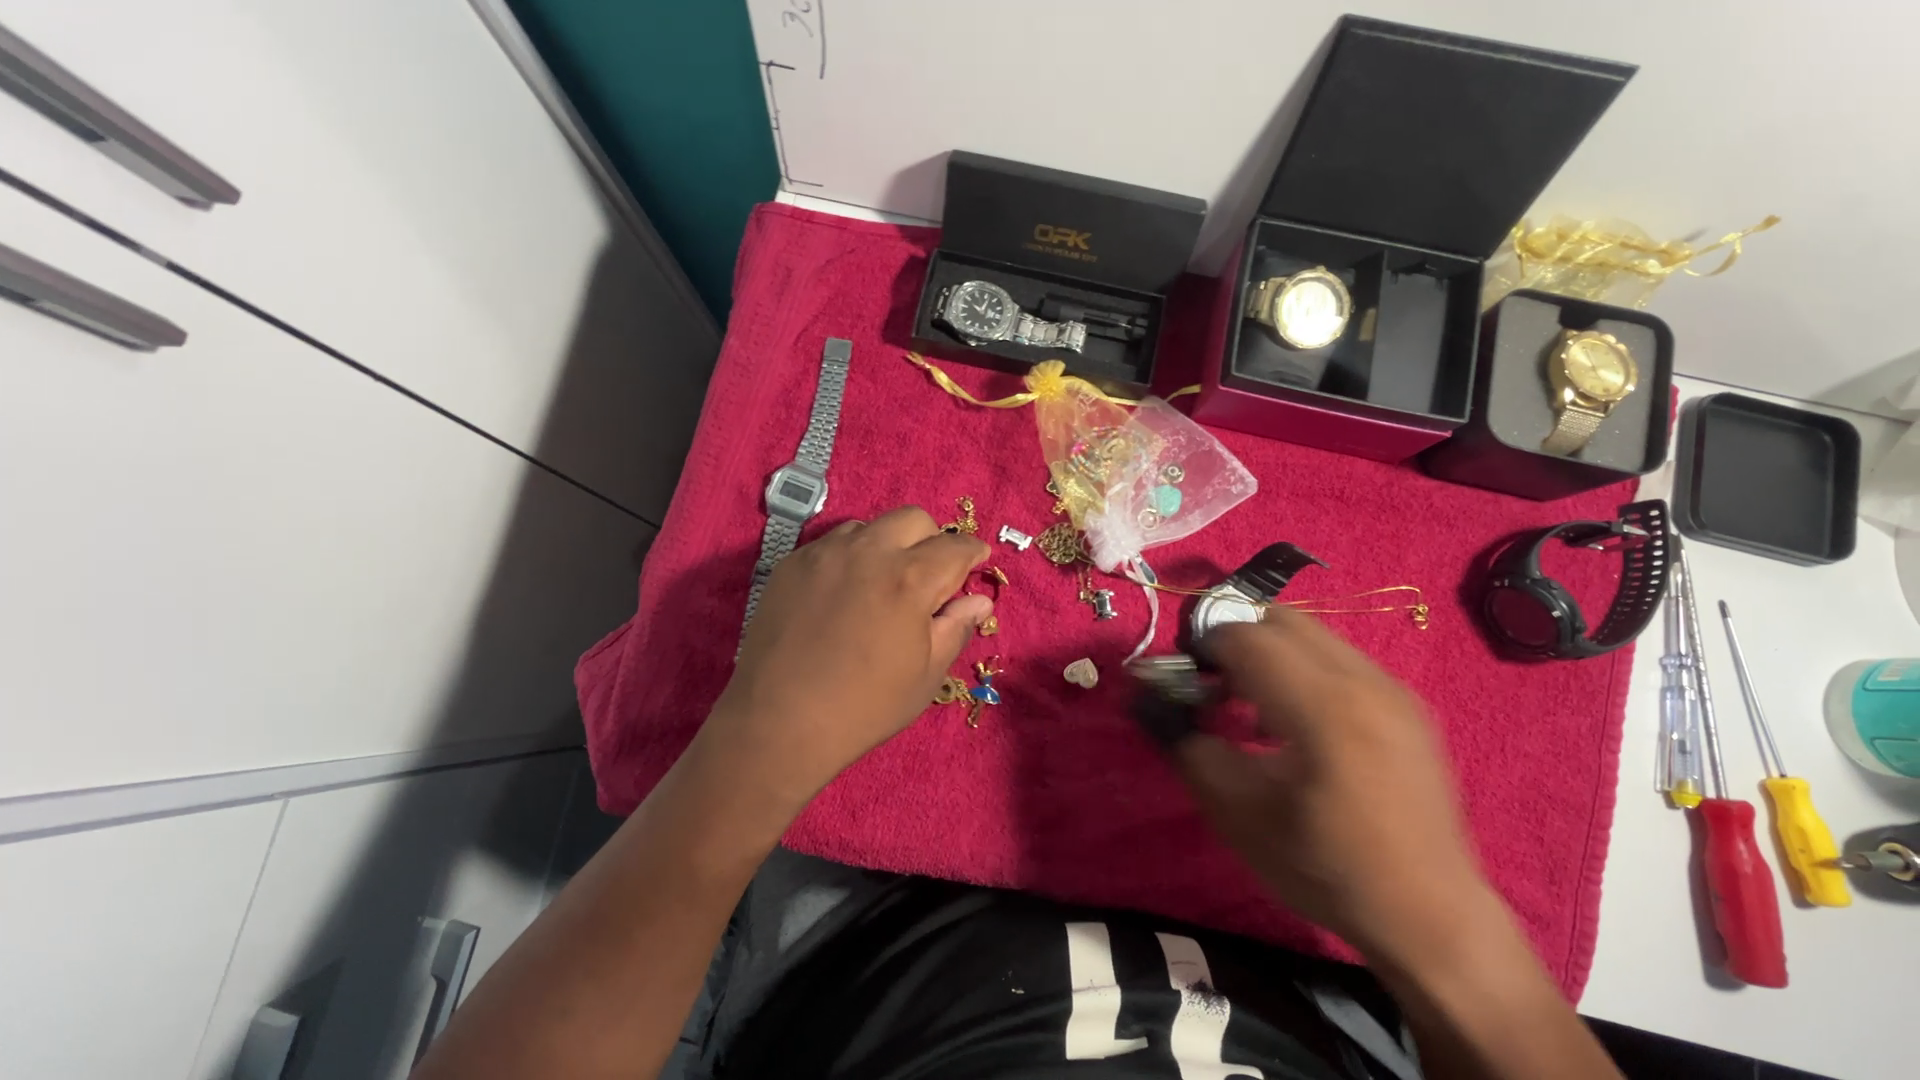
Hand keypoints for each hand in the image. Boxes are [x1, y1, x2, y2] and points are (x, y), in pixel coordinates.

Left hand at [707, 507, 991, 807]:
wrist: (779, 721)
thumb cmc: (865, 706)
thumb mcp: (926, 675)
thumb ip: (956, 628)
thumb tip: (978, 600)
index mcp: (910, 578)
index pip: (956, 546)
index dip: (973, 554)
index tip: (976, 565)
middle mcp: (868, 551)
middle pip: (912, 519)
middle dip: (930, 540)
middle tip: (929, 578)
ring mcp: (825, 554)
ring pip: (869, 526)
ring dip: (886, 545)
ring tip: (881, 585)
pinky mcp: (792, 565)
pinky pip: (831, 545)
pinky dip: (849, 558)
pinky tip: (843, 595)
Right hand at [1174, 610, 1497, 969]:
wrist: (1428, 915)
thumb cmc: (1322, 869)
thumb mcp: (1236, 812)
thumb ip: (1184, 743)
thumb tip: (1142, 695)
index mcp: (1323, 708)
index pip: (1245, 636)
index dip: (1201, 648)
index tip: (1181, 682)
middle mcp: (1364, 681)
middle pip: (1280, 620)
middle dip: (1234, 641)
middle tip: (1210, 687)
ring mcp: (1394, 689)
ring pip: (1314, 636)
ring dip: (1270, 654)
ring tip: (1251, 709)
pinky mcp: (1409, 705)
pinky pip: (1342, 660)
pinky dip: (1304, 671)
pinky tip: (1295, 725)